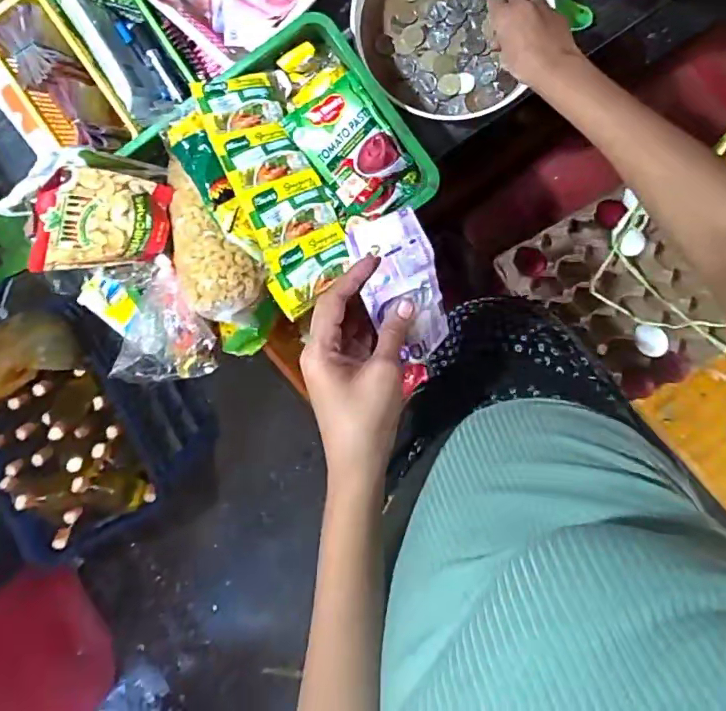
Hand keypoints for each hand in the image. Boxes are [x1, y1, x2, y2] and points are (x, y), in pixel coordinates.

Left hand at [301, 254, 410, 483]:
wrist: (358, 466)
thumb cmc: (366, 418)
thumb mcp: (384, 371)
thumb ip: (393, 332)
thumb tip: (406, 301)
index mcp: (318, 348)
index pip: (333, 301)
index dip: (353, 277)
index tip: (375, 259)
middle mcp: (319, 351)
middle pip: (338, 311)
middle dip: (363, 290)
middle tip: (388, 270)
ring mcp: (332, 364)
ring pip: (350, 326)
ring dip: (371, 309)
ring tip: (395, 288)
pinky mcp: (346, 375)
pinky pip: (358, 342)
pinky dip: (375, 329)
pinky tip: (394, 318)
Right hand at [488, 0, 581, 86]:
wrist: (556, 66)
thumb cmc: (524, 65)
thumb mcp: (505, 57)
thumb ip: (502, 43)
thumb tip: (501, 42)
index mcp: (503, 15)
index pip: (493, 0)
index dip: (494, 8)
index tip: (496, 17)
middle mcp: (521, 5)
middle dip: (511, 0)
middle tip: (511, 14)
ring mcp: (541, 6)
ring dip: (527, 2)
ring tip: (528, 15)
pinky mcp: (557, 13)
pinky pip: (546, 6)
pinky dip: (541, 11)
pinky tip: (543, 23)